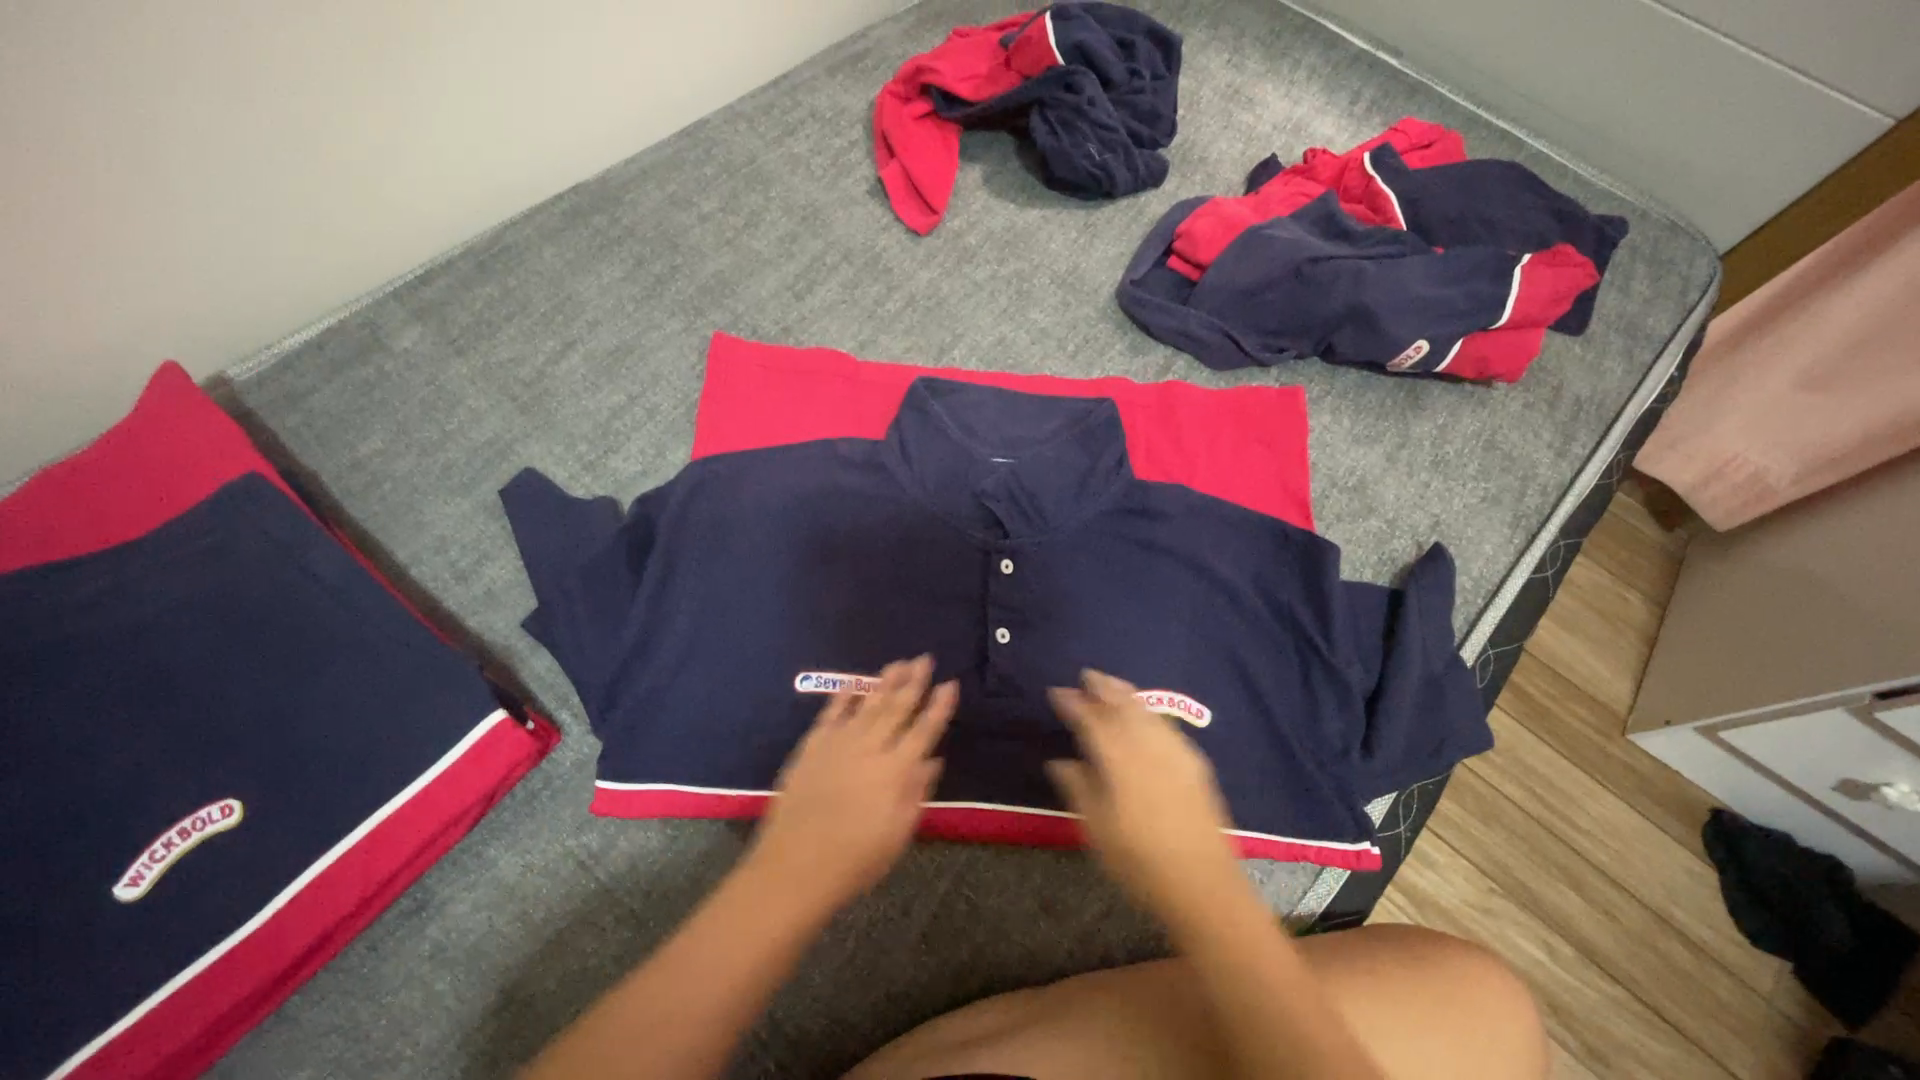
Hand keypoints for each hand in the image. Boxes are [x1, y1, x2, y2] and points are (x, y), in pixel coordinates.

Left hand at [749, 655, 956, 909]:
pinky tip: (855, 682)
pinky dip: (844, 695)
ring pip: (867, 703)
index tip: (950, 683)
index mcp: (897, 771)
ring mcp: (838, 743)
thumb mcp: (899, 834)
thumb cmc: (856, 861)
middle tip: (925, 659)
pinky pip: (831, 713)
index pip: (924, 730)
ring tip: (898, 663)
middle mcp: (870, 748)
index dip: (939, 706)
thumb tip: (932, 759)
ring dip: (885, 681)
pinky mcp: (812, 747)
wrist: (795, 867)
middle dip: (914, 682)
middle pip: (897, 708)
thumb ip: (917, 792)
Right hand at [1046, 670, 1244, 917]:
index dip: (1074, 704)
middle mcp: (1148, 747)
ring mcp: (1176, 754)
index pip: (1092, 721)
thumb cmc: (1139, 862)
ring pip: (1149, 712)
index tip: (1057, 692)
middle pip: (1124, 706)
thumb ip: (1079, 788)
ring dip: (1128, 695)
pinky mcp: (1196, 765)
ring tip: (1113, 687)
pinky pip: (1168, 726)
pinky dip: (1151, 713)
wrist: (1203, 884)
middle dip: (1104, 688)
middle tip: (1087, 676)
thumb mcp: (1096, 829)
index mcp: (1119, 760)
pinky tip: (1148, 718)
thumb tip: (1061, 761)